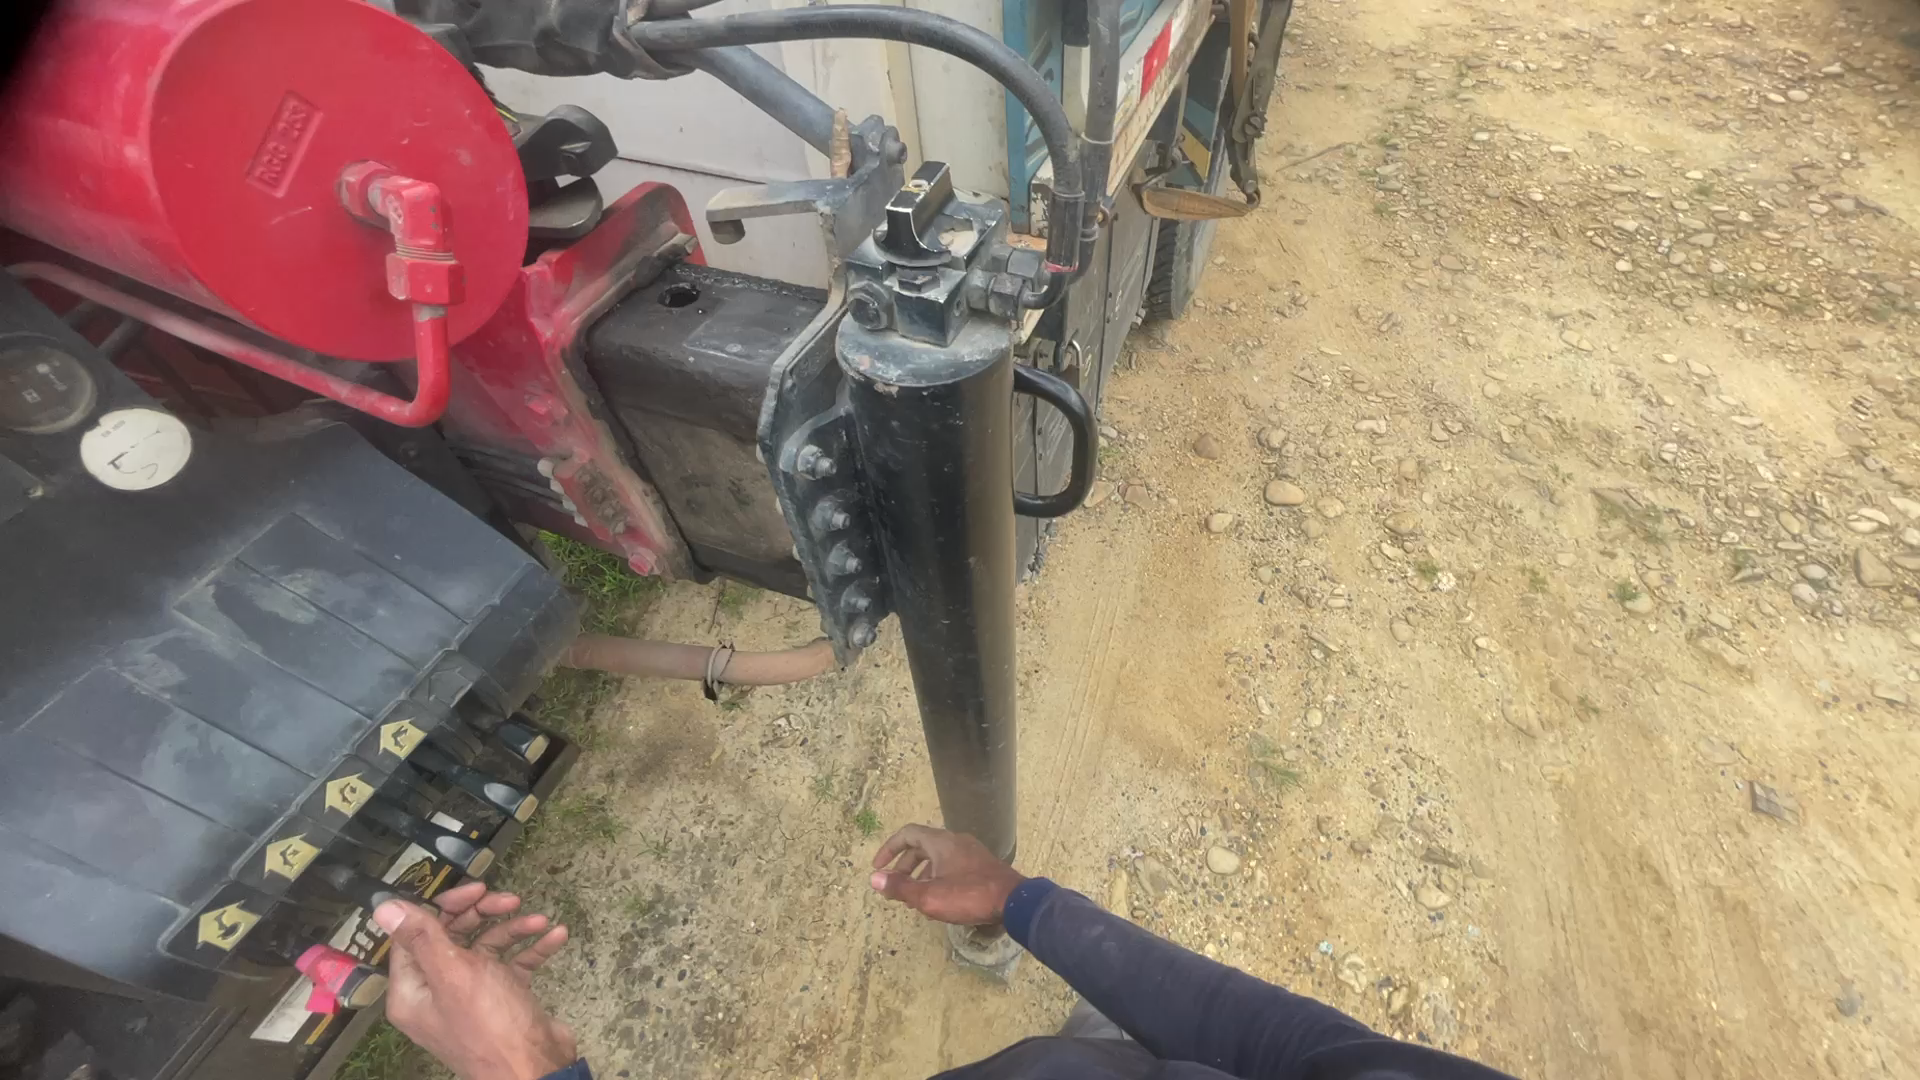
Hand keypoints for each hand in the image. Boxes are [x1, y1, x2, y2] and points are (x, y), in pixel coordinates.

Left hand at [374, 884, 576, 1079]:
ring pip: (488, 946)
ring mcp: (473, 994)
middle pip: (454, 936)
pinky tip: (557, 936)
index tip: (476, 888)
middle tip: (510, 899)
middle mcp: (439, 990)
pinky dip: (534, 948)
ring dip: (515, 928)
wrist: (532, 1065)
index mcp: (415, 990)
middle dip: (483, 914)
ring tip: (538, 920)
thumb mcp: (455, 974)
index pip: (415, 936)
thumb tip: (384, 908)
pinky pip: (515, 963)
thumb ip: (424, 938)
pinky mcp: (504, 996)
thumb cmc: (488, 1021)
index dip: (443, 907)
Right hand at [869, 824, 1025, 925]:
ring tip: (913, 898)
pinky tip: (938, 899)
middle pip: (921, 846)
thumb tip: (874, 878)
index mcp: (940, 842)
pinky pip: (951, 865)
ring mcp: (970, 851)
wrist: (1012, 901)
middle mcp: (954, 840)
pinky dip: (937, 877)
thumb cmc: (968, 896)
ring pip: (937, 857)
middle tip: (894, 887)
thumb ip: (900, 887)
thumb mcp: (929, 896)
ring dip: (920, 874)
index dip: (889, 848)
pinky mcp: (980, 865)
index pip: (907, 834)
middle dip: (904, 866)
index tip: (878, 868)